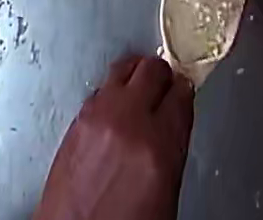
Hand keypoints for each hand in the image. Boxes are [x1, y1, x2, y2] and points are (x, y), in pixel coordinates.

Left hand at [33, 54, 193, 219]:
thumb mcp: (166, 194)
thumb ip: (173, 146)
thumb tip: (175, 116)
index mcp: (159, 146)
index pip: (181, 93)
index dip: (185, 88)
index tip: (185, 88)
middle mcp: (128, 123)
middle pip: (152, 69)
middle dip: (162, 75)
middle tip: (165, 83)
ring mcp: (99, 117)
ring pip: (124, 68)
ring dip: (136, 75)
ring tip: (140, 86)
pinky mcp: (77, 120)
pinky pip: (101, 89)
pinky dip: (112, 93)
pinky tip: (116, 107)